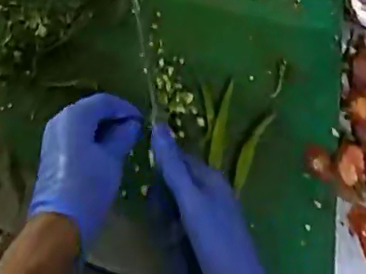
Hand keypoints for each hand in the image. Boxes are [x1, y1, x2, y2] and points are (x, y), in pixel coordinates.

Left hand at [28, 93, 144, 247]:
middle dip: (113, 117)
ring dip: (102, 128)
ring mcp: (53, 133)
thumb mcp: (111, 160)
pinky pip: (75, 134)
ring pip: (83, 121)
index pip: (103, 101)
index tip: (142, 120)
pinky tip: (106, 150)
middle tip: (135, 130)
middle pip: (91, 109)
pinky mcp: (52, 149)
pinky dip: (91, 137)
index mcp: (74, 115)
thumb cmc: (88, 187)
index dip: (124, 108)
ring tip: (124, 140)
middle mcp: (60, 118)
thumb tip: (132, 123)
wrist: (59, 222)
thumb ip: (122, 137)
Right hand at [151, 123, 265, 273]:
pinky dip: (177, 234)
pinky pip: (185, 225)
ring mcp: (213, 214)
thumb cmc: (216, 238)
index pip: (176, 157)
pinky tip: (176, 245)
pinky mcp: (211, 235)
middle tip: (160, 218)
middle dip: (163, 200)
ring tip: (169, 236)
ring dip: (168, 220)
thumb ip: (173, 165)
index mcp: (210, 176)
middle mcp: (212, 190)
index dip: (160, 169)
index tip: (149, 187)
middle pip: (175, 183)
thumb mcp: (191, 200)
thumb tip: (158, 121)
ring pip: (178, 206)